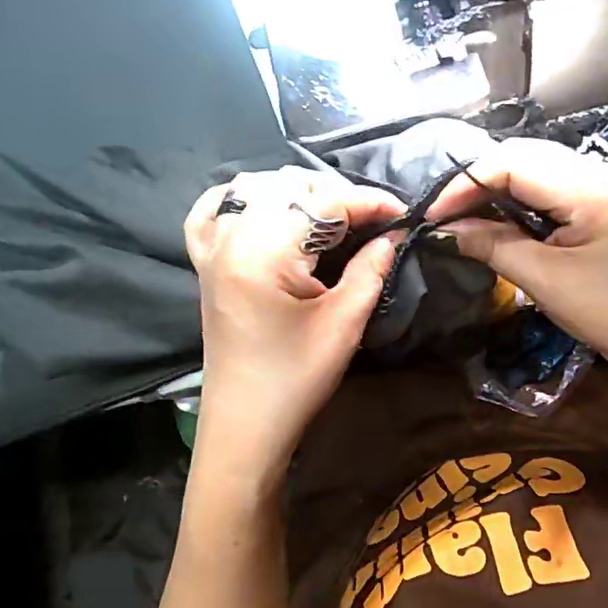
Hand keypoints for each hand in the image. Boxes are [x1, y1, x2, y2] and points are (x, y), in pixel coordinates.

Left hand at [185, 167, 402, 466]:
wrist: (245, 422)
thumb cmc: (296, 380)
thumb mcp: (343, 325)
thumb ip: (370, 269)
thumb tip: (392, 233)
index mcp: (262, 253)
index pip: (322, 202)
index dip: (368, 202)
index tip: (403, 213)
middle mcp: (230, 238)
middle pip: (288, 185)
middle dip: (335, 195)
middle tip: (370, 223)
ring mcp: (211, 249)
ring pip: (252, 187)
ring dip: (295, 192)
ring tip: (328, 218)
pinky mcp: (204, 263)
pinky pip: (213, 211)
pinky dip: (242, 200)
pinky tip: (267, 209)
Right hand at [424, 140, 607, 367]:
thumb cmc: (605, 313)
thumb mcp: (542, 279)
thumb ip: (491, 246)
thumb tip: (442, 230)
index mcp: (597, 190)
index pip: (516, 164)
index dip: (468, 183)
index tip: (435, 214)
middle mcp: (603, 171)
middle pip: (523, 156)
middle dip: (477, 182)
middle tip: (444, 214)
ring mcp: (603, 180)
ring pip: (531, 165)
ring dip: (492, 187)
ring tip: (461, 214)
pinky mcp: (598, 194)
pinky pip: (544, 181)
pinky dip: (512, 196)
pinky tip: (492, 215)